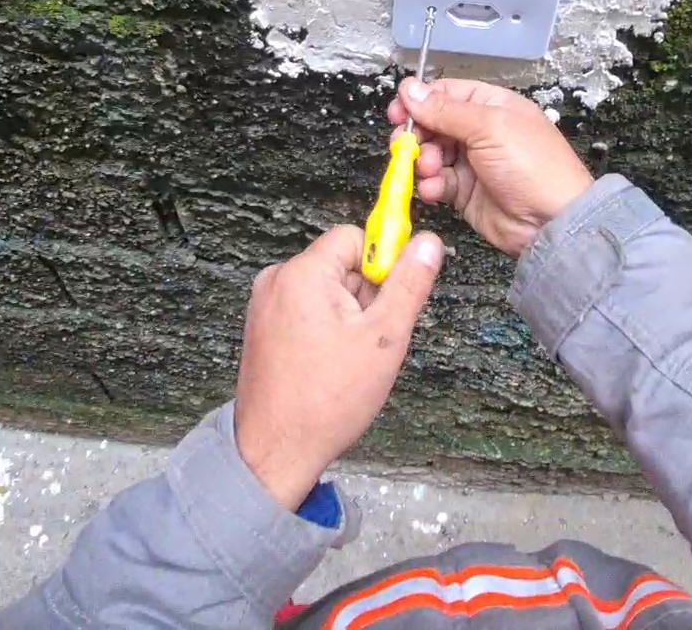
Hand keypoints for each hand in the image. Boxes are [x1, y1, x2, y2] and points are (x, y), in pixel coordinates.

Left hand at [234, 225, 444, 509]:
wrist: (274, 454)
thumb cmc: (327, 400)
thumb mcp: (383, 338)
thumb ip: (409, 284)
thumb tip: (428, 242)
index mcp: (302, 273)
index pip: (354, 237)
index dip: (381, 264)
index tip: (391, 298)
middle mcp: (277, 279)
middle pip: (340, 263)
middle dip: (364, 294)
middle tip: (371, 338)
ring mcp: (265, 303)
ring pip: (325, 288)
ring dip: (347, 313)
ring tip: (349, 357)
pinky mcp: (262, 326)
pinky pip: (306, 307)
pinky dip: (326, 326)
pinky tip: (331, 362)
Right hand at [387, 78, 594, 257]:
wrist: (551, 222)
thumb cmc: (534, 167)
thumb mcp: (489, 127)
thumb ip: (446, 110)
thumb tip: (411, 89)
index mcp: (491, 106)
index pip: (446, 94)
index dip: (420, 100)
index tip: (399, 111)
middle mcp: (481, 131)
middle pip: (433, 124)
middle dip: (417, 134)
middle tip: (406, 143)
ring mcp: (473, 162)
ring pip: (430, 153)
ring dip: (422, 161)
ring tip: (429, 168)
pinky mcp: (465, 191)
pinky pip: (437, 182)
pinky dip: (430, 185)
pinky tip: (434, 189)